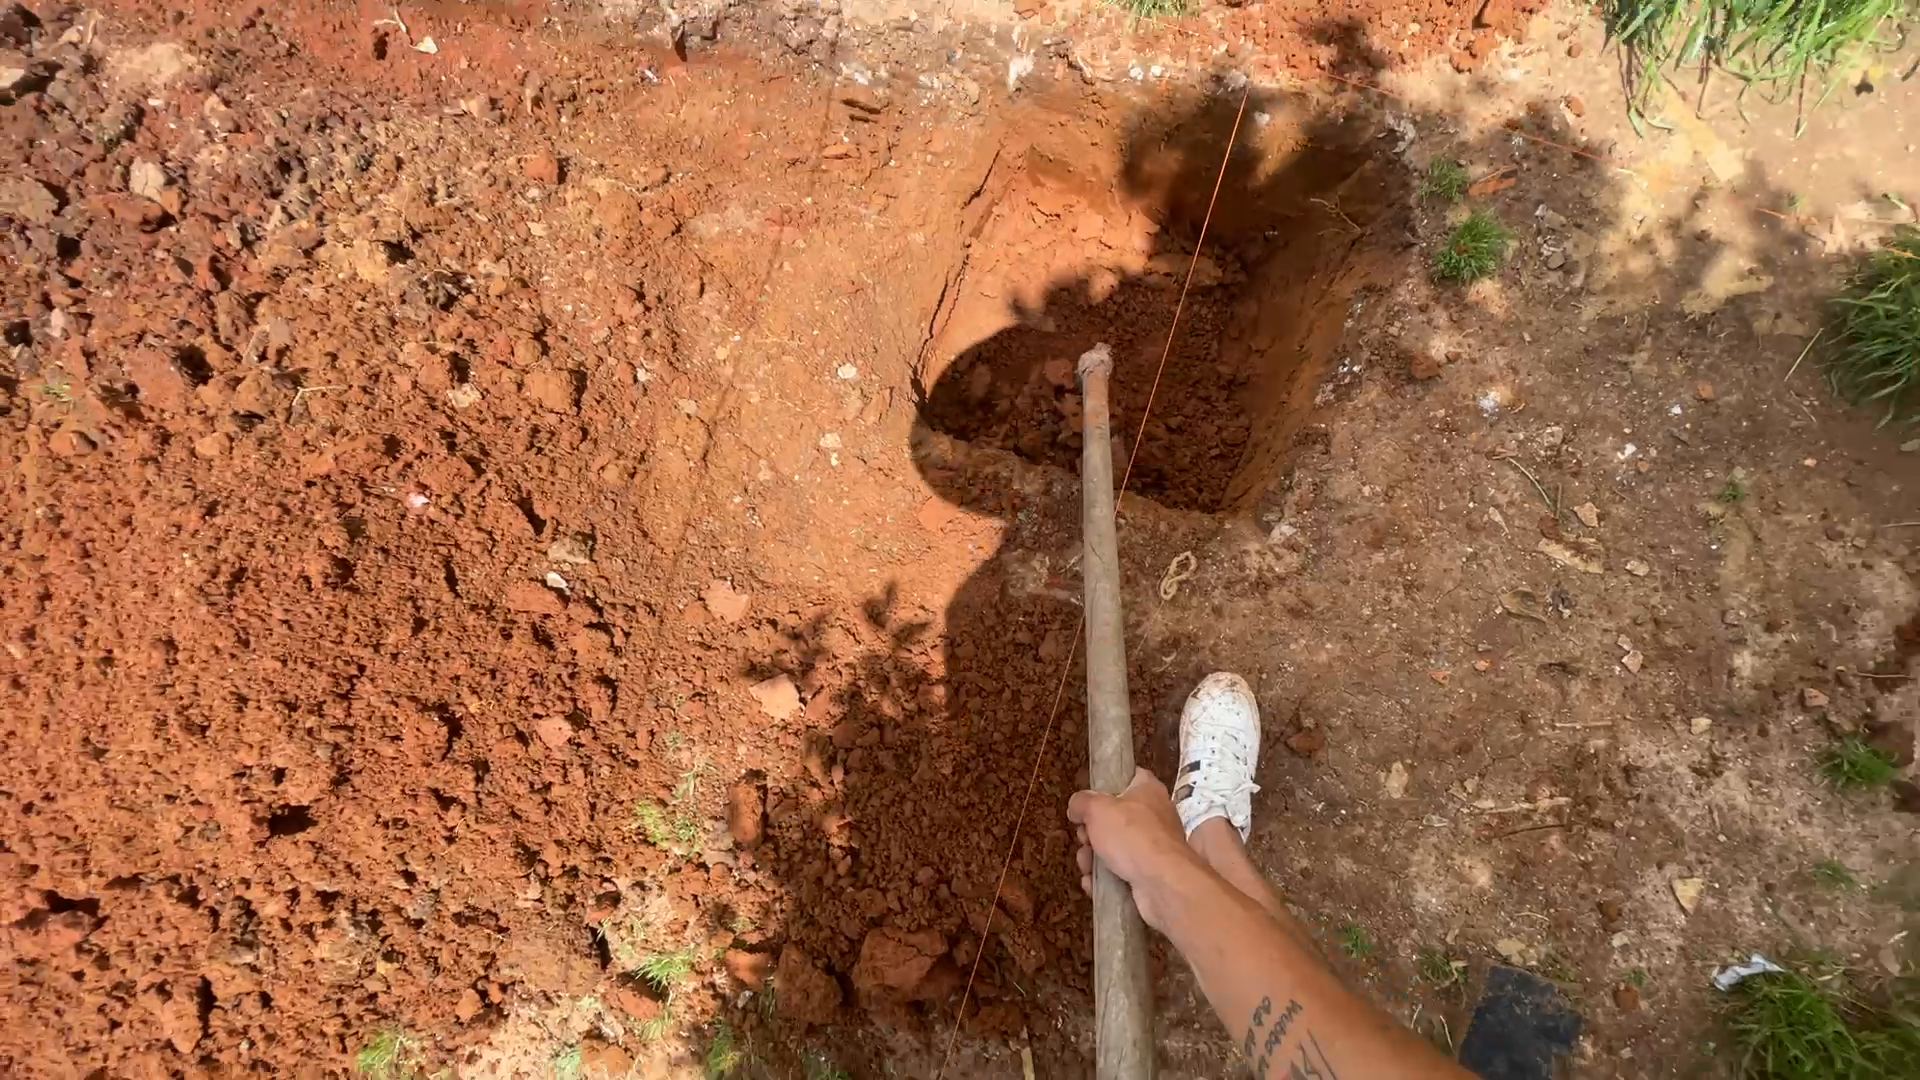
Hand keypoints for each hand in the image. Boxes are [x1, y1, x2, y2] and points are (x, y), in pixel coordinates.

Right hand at [1066, 767, 1204, 931]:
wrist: (1163, 884)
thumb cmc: (1131, 835)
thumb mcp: (1096, 809)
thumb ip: (1081, 802)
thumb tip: (1076, 807)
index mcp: (1148, 789)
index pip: (1127, 776)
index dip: (1105, 785)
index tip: (1088, 799)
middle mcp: (1154, 815)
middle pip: (1114, 816)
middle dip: (1090, 832)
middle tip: (1084, 839)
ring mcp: (1153, 846)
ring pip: (1114, 847)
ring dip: (1093, 857)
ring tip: (1085, 866)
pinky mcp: (1150, 873)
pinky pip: (1121, 870)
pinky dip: (1104, 877)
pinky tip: (1092, 883)